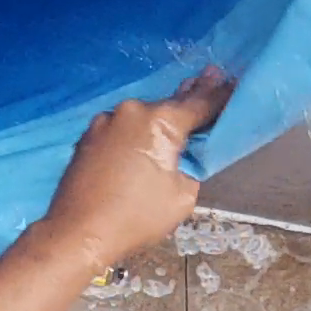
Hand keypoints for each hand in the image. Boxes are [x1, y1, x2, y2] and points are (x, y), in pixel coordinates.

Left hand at [41, 66, 233, 266]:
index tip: (232, 82)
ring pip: (141, 117)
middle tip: (211, 76)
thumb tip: (180, 159)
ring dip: (157, 119)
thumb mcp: (182, 196)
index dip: (220, 95)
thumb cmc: (134, 218)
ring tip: (175, 115)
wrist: (78, 233)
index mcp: (161, 121)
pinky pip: (120, 130)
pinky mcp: (87, 138)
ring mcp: (104, 123)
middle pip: (168, 105)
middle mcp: (131, 112)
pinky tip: (141, 139)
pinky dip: (133, 133)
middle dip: (190, 96)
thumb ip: (190, 167)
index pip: (200, 103)